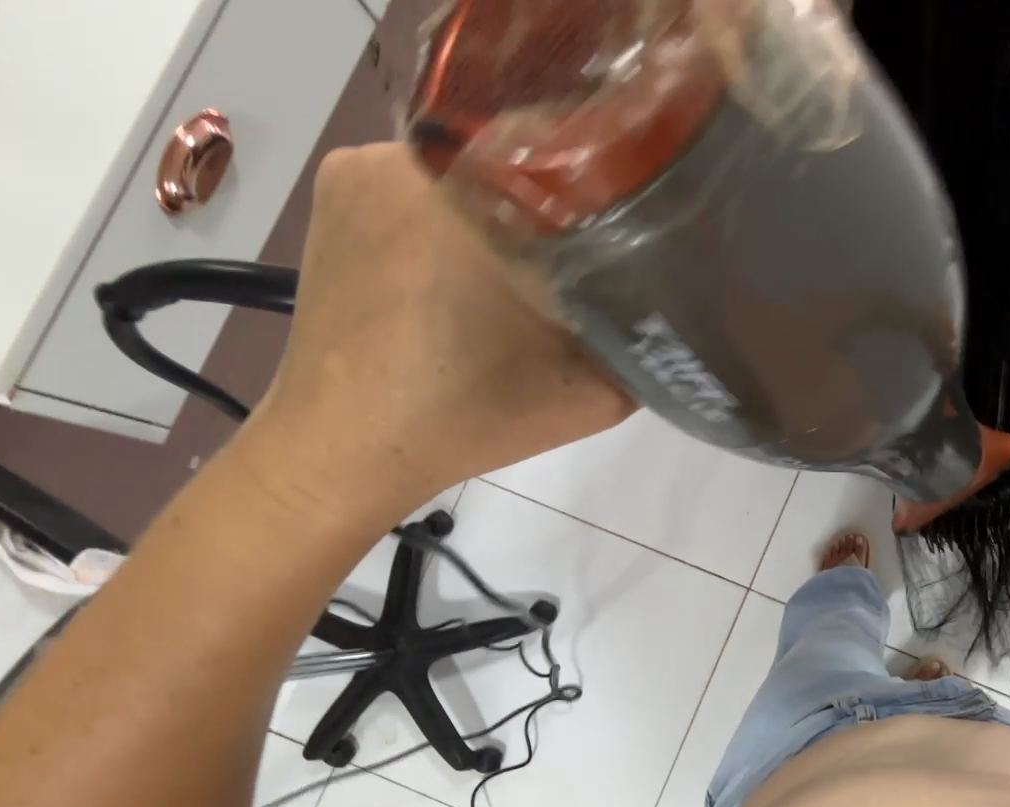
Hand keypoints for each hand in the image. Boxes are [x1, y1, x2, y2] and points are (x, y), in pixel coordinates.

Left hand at [244, 143, 635, 523]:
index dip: (613, 197)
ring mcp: (363, 167)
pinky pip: (420, 183)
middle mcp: (416, 159)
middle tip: (583, 262)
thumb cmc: (474, 417)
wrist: (350, 446)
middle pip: (521, 162)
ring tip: (522, 268)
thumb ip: (646, 339)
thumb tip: (673, 299)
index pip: (577, 160)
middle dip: (557, 208)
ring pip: (471, 170)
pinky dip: (450, 215)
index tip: (633, 240)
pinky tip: (463, 268)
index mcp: (485, 196)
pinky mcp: (336, 190)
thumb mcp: (598, 392)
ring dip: (503, 210)